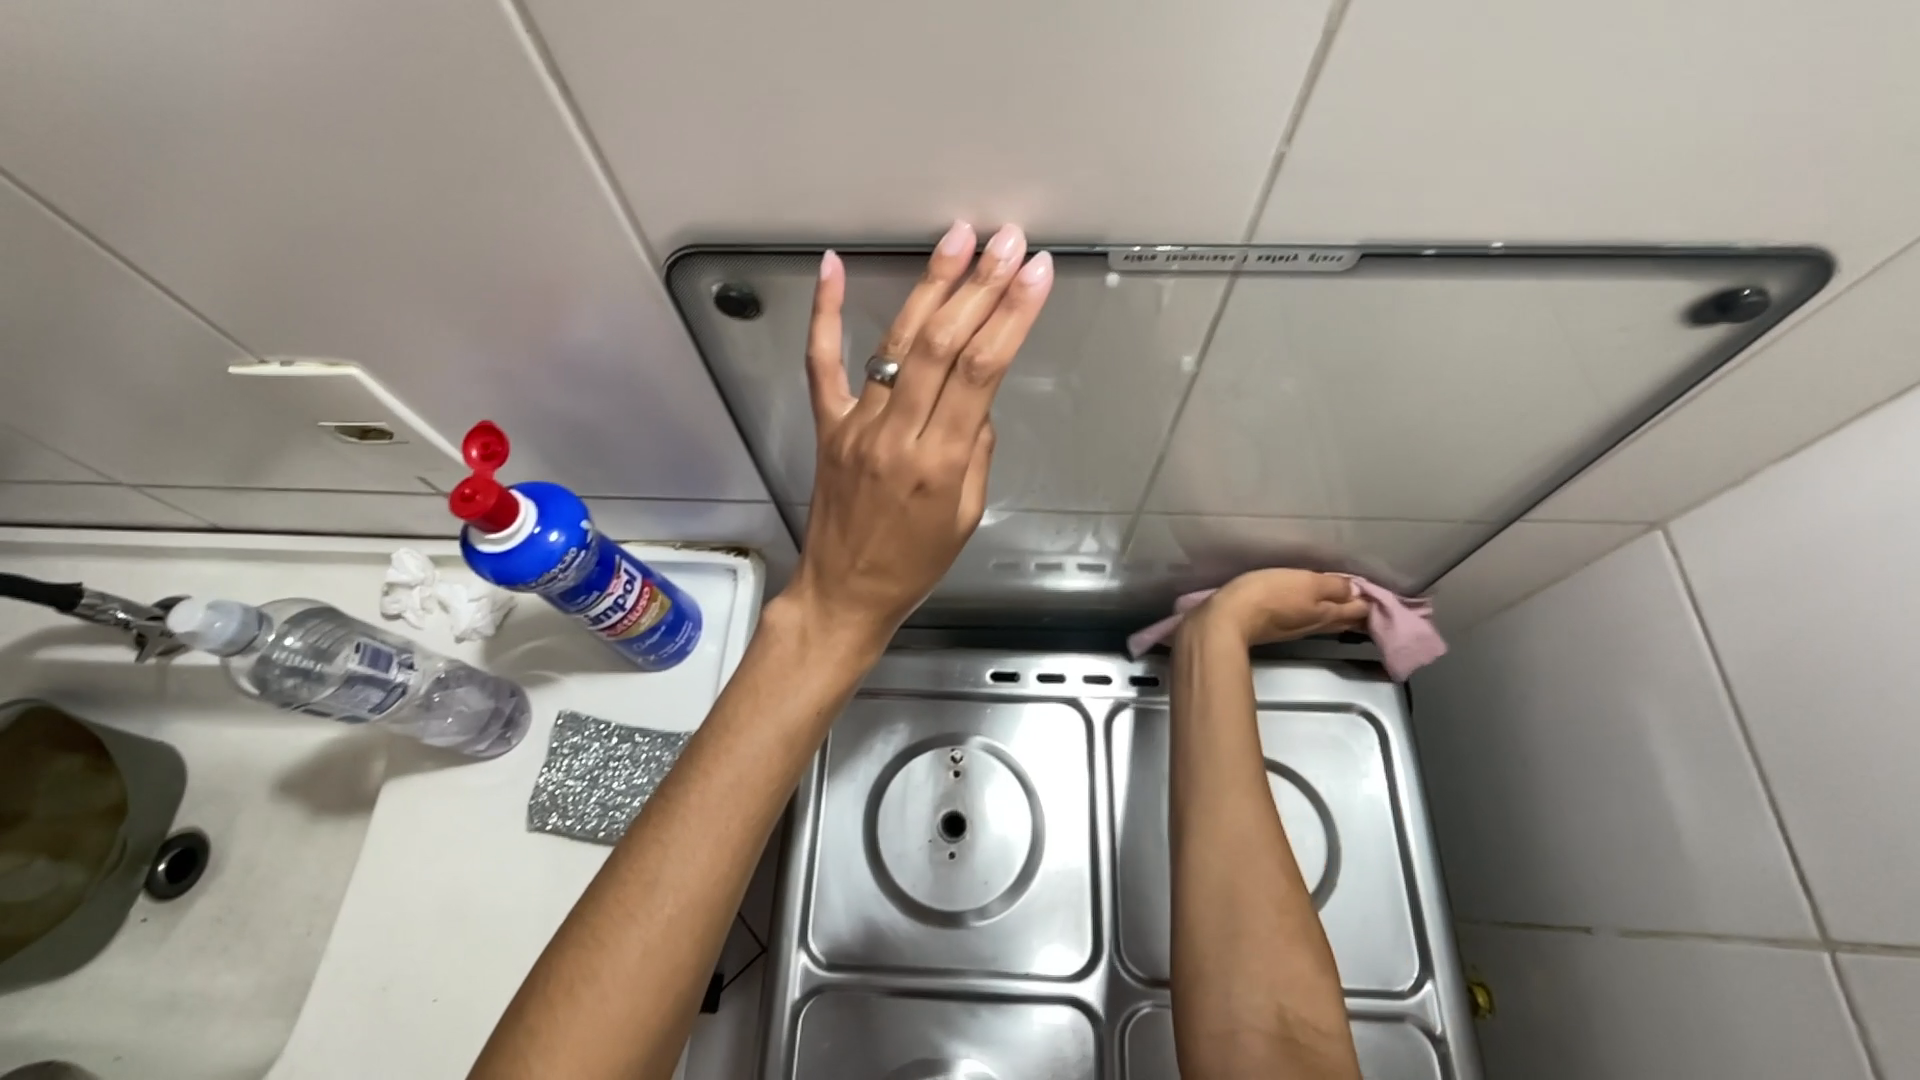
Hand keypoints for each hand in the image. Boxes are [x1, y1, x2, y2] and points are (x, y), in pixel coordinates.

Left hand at [782, 222, 1054, 644]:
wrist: (844, 592)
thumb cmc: (914, 564)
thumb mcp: (966, 517)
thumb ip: (977, 451)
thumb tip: (978, 399)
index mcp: (940, 463)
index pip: (982, 372)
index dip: (1012, 316)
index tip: (1037, 273)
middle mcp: (897, 434)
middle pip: (943, 345)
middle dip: (980, 286)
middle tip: (1007, 242)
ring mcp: (856, 424)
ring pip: (896, 343)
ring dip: (930, 286)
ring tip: (958, 239)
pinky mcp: (828, 425)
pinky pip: (821, 363)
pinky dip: (826, 313)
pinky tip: (834, 266)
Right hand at [1184, 570, 1369, 647]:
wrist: (1225, 621)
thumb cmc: (1266, 596)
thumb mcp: (1304, 583)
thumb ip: (1332, 586)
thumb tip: (1356, 590)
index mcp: (1327, 614)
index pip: (1359, 609)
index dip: (1371, 599)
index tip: (1378, 589)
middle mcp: (1316, 625)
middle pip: (1344, 620)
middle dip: (1358, 610)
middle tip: (1369, 599)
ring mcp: (1294, 629)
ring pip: (1325, 621)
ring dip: (1338, 612)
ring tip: (1345, 600)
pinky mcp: (1275, 628)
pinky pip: (1304, 619)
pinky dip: (1314, 612)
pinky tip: (1309, 605)